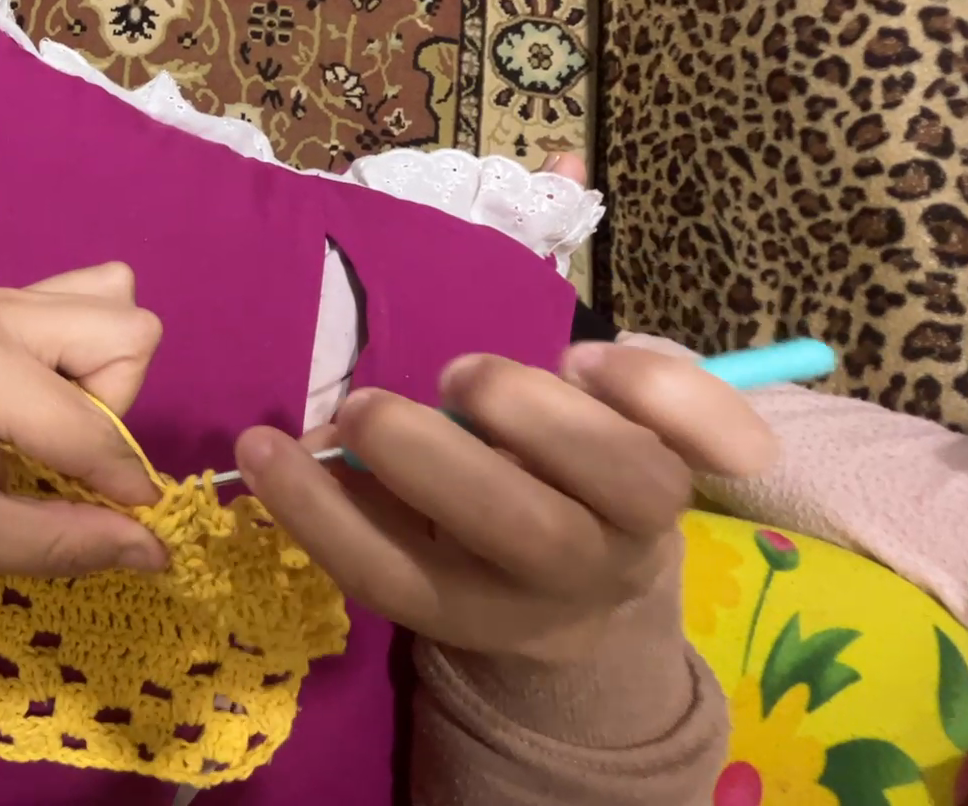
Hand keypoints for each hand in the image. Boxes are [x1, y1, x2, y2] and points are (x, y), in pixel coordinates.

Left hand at [0, 262, 170, 576]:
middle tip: (63, 453)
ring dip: (108, 373)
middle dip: (114, 408)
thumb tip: (159, 551)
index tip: (126, 522)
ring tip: (55, 417)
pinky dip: (95, 346)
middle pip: (128, 335)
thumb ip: (65, 542)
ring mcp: (4, 294)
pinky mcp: (11, 297)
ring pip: (118, 308)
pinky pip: (94, 298)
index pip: (89, 422)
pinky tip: (52, 389)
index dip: (120, 482)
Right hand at [234, 343, 777, 661]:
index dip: (314, 509)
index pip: (387, 574)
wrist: (593, 583)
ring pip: (622, 479)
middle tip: (364, 406)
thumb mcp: (400, 534)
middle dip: (426, 452)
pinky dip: (660, 388)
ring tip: (463, 381)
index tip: (256, 442)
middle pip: (521, 533)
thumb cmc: (466, 538)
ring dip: (527, 409)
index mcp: (475, 606)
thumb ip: (351, 489)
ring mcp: (642, 529)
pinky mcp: (693, 475)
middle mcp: (568, 582)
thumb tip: (307, 437)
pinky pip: (712, 436)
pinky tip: (586, 363)